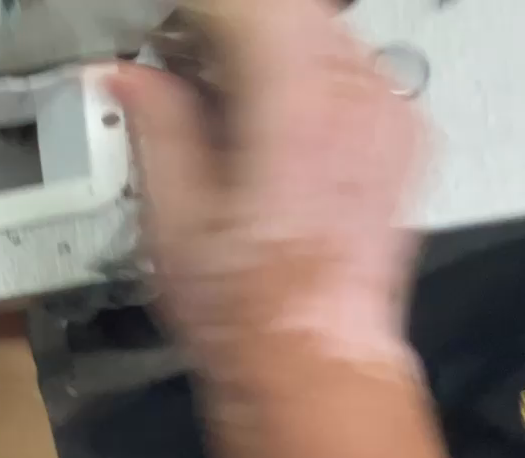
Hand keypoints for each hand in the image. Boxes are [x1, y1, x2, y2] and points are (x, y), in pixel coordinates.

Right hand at [108, 0, 426, 385]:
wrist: (304, 355)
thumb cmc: (236, 303)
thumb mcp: (171, 216)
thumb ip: (155, 129)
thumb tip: (126, 74)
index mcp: (298, 113)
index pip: (253, 8)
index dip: (195, 7)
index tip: (154, 22)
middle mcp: (361, 98)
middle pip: (294, 15)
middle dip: (224, 25)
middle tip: (165, 56)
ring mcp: (391, 116)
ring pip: (324, 41)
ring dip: (259, 51)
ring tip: (202, 95)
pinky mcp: (399, 139)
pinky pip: (350, 76)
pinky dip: (296, 81)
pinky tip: (253, 126)